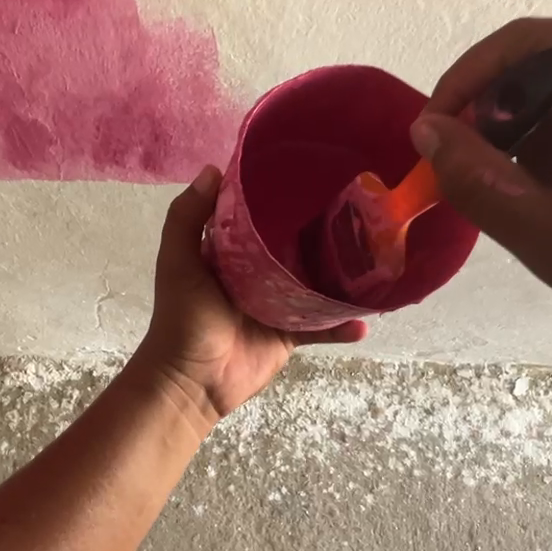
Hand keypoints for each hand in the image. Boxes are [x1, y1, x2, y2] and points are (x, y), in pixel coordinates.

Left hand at [130, 166, 367, 429]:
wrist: (192, 381)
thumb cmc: (182, 318)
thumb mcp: (178, 262)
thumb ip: (188, 218)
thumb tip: (212, 169)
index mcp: (230, 252)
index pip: (258, 216)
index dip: (278, 195)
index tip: (309, 170)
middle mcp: (257, 273)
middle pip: (294, 246)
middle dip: (322, 232)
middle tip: (359, 209)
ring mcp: (277, 303)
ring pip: (315, 283)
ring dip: (340, 275)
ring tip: (373, 258)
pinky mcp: (289, 334)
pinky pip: (322, 326)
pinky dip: (343, 324)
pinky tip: (365, 319)